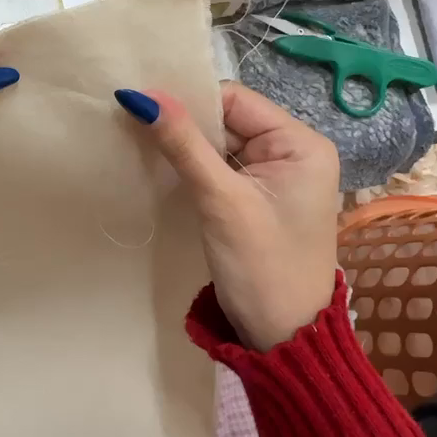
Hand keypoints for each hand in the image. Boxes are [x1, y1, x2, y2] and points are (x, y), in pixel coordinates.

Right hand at [117, 82, 341, 349]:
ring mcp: (277, 176)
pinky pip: (222, 167)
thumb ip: (182, 143)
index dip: (191, 101)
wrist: (284, 341)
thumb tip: (137, 94)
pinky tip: (163, 168)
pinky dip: (195, 167)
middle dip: (186, 124)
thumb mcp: (220, 200)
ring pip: (220, 143)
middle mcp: (294, 151)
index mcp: (302, 143)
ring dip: (187, 147)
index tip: (143, 107)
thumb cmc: (262, 266)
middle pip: (227, 119)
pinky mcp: (260, 198)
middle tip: (134, 124)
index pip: (235, 100)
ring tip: (141, 143)